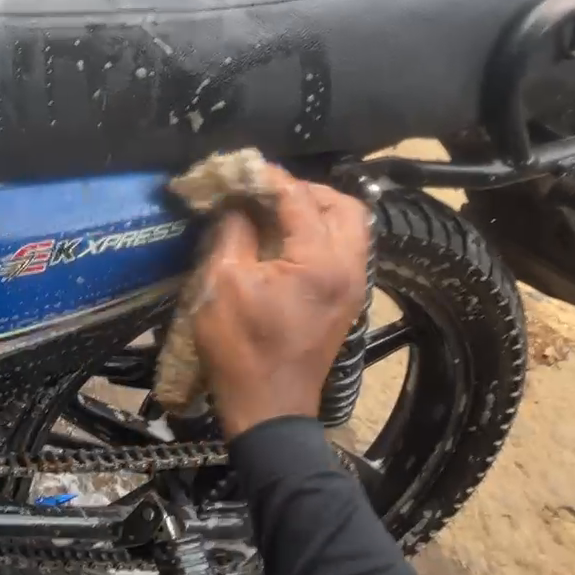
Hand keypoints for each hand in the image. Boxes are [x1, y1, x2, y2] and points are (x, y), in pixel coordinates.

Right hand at [191, 168, 370, 438]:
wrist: (268, 405)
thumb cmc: (240, 344)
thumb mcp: (222, 281)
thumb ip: (234, 233)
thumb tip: (237, 204)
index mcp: (320, 263)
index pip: (300, 200)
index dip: (269, 178)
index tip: (242, 168)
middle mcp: (348, 270)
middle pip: (344, 208)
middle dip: (304, 190)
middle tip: (264, 190)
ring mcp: (352, 287)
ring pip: (349, 229)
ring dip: (315, 211)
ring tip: (272, 210)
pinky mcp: (345, 301)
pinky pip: (343, 250)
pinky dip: (318, 233)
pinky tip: (281, 239)